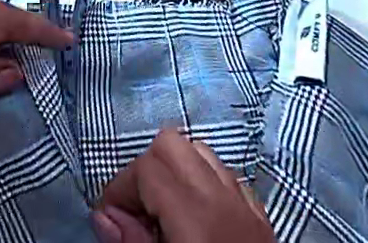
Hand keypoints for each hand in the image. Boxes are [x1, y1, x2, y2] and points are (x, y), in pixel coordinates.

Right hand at [93, 129, 274, 242]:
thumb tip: (104, 217)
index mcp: (195, 214)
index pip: (145, 167)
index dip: (120, 188)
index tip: (111, 221)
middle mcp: (223, 199)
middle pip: (172, 145)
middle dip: (146, 168)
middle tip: (137, 213)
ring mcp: (248, 209)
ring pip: (202, 153)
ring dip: (177, 170)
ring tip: (165, 213)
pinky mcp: (263, 223)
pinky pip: (229, 179)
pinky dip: (207, 184)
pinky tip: (198, 220)